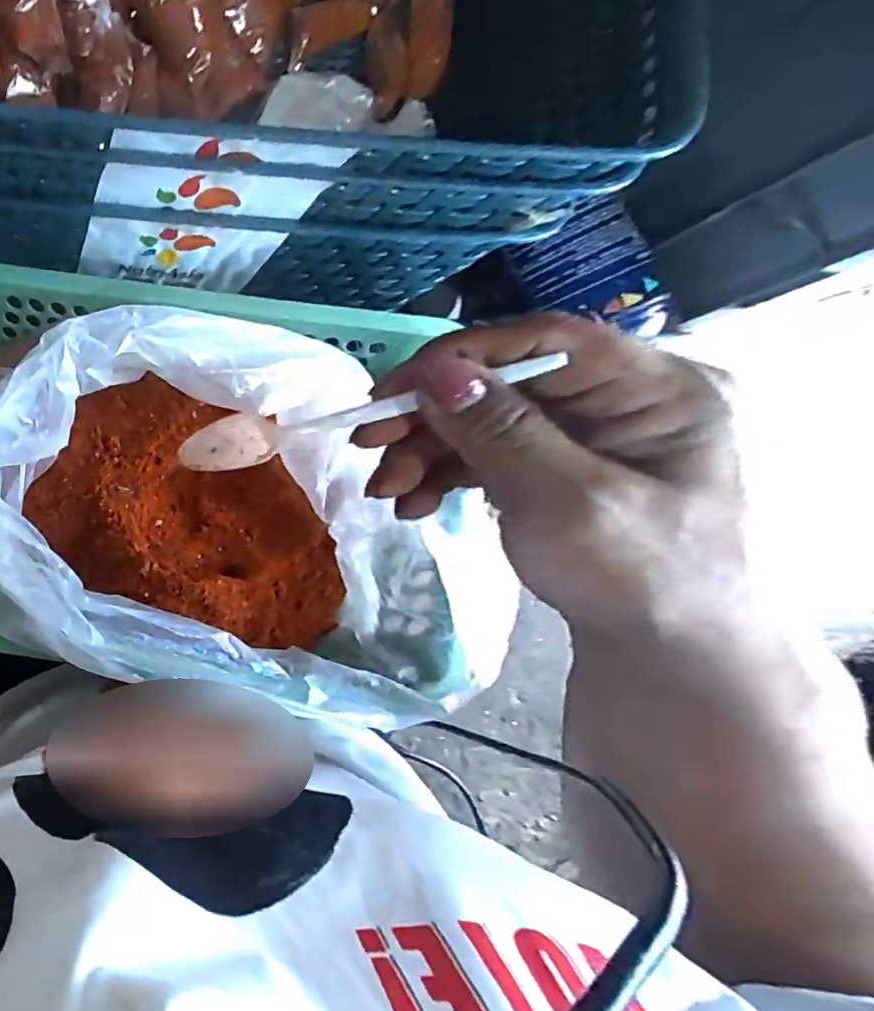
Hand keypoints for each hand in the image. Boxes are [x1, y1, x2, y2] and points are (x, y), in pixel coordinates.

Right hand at [353, 314, 741, 637]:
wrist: (662, 651)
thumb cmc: (633, 574)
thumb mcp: (563, 500)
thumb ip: (499, 430)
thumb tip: (436, 371)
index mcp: (655, 390)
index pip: (548, 341)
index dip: (462, 357)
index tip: (390, 391)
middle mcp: (616, 402)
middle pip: (500, 384)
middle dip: (427, 417)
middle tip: (366, 443)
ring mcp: (580, 438)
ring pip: (478, 422)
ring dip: (421, 454)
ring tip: (384, 492)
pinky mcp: (548, 470)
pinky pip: (479, 457)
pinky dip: (438, 477)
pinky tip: (412, 505)